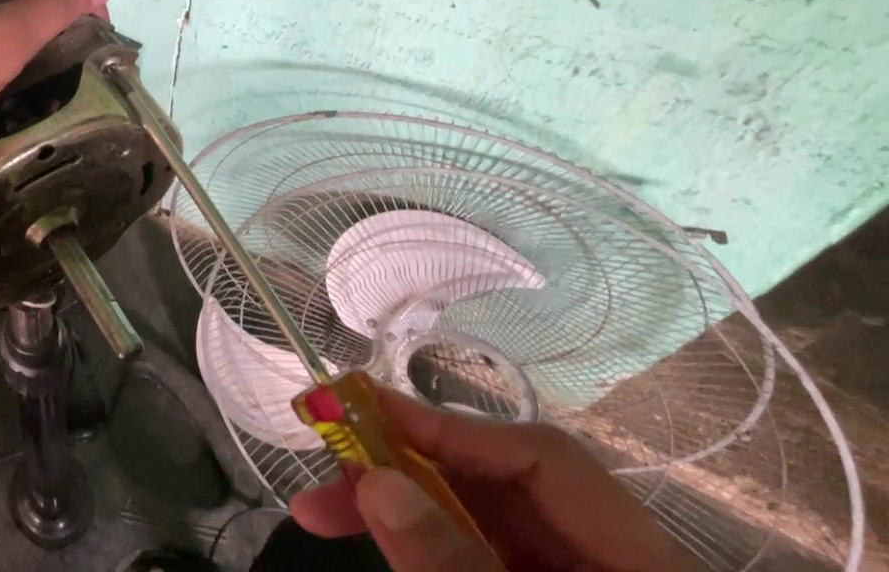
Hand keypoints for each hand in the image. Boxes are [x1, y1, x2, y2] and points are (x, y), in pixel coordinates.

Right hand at [289, 389, 696, 571]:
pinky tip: (380, 538)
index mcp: (645, 567)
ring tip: (321, 512)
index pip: (543, 461)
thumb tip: (375, 480)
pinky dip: (422, 542)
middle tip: (320, 472)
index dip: (450, 428)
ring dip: (399, 504)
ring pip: (480, 516)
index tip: (360, 409)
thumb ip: (451, 568)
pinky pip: (477, 552)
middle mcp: (614, 563)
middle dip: (404, 469)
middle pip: (500, 485)